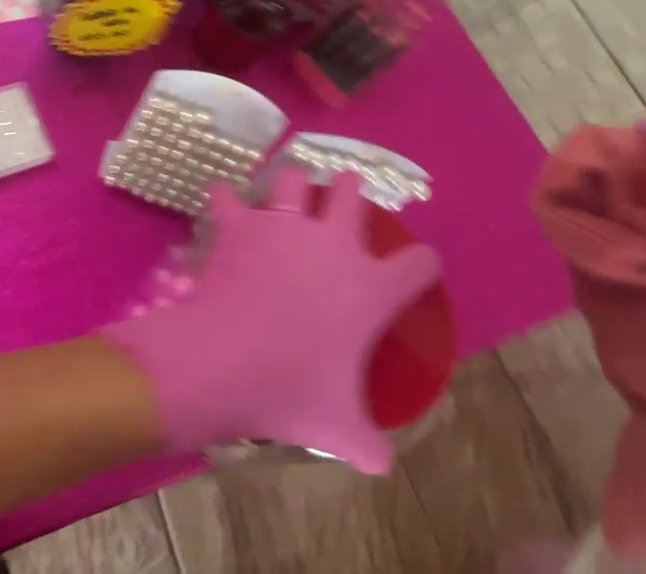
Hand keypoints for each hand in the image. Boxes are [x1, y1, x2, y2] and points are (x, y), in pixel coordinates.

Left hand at [103, 169, 440, 471]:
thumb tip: (381, 464)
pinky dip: (225, 198)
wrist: (226, 361)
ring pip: (295, 181)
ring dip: (293, 184)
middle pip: (352, 196)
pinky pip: (229, 197)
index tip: (419, 267)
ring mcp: (283, 228)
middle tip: (346, 190)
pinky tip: (223, 200)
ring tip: (289, 189)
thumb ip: (366, 442)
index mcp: (370, 288)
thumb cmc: (292, 392)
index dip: (422, 265)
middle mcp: (333, 245)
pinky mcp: (239, 226)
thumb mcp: (340, 428)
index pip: (419, 265)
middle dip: (351, 190)